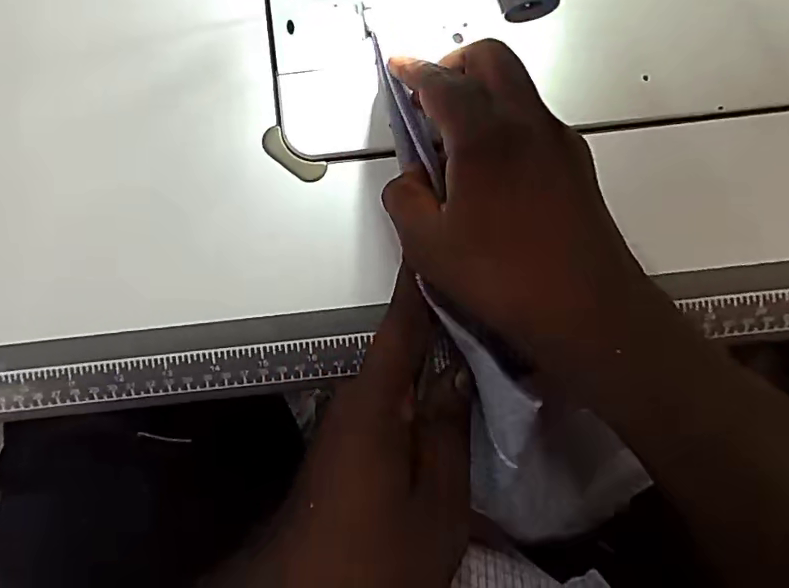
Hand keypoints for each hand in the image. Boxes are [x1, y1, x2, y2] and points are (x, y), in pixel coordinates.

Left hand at [231, 273, 470, 587]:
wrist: (309, 584)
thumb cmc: (377, 551)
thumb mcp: (434, 503)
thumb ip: (447, 432)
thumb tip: (458, 373)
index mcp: (375, 398)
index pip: (401, 323)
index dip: (418, 280)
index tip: (431, 236)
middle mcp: (356, 393)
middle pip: (401, 341)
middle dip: (437, 316)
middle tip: (480, 291)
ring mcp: (350, 413)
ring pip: (397, 368)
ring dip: (430, 351)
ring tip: (476, 333)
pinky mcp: (350, 435)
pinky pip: (389, 394)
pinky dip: (418, 383)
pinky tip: (446, 388)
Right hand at [381, 40, 678, 387]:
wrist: (594, 318)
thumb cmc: (508, 279)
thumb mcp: (427, 243)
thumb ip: (403, 197)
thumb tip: (411, 180)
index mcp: (486, 137)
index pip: (443, 81)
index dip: (413, 69)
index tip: (399, 67)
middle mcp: (527, 126)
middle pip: (491, 59)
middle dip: (453, 63)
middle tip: (427, 94)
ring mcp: (557, 142)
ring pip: (514, 86)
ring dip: (478, 92)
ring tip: (450, 137)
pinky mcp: (574, 164)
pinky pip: (529, 118)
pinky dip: (500, 119)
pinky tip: (483, 166)